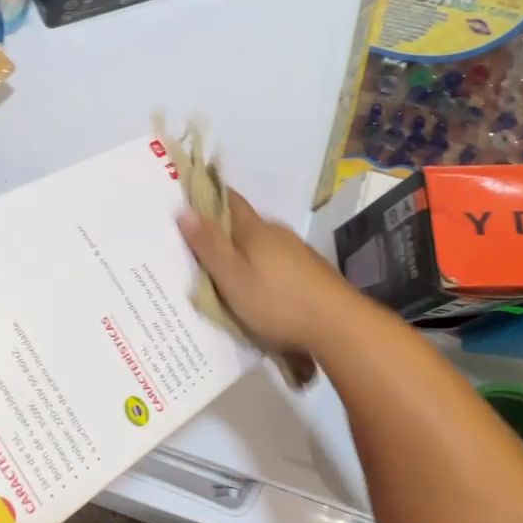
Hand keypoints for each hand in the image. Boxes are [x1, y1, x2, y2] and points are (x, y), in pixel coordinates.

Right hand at [177, 189, 362, 355]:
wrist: (338, 326)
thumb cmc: (277, 301)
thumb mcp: (232, 277)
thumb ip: (209, 245)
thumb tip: (183, 210)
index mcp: (255, 230)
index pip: (229, 200)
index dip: (208, 196)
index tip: (187, 198)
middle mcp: (278, 233)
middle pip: (245, 224)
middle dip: (221, 229)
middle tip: (195, 243)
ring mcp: (297, 252)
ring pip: (261, 244)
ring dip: (241, 251)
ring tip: (222, 269)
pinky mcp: (309, 272)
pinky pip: (275, 261)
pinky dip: (259, 266)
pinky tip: (254, 285)